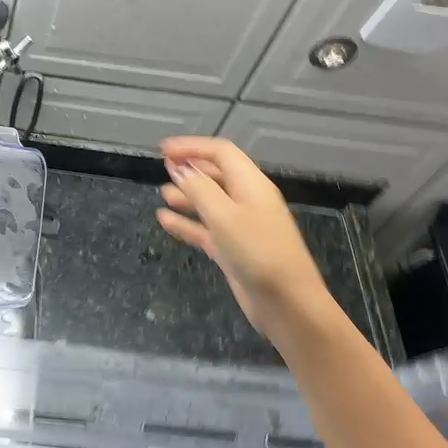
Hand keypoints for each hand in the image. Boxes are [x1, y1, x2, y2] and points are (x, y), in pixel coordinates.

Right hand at [155, 136, 330, 338]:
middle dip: (191, 168)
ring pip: (210, 202)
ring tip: (163, 193)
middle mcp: (247, 200)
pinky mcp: (232, 249)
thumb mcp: (225, 216)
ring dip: (187, 195)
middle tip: (162, 167)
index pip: (222, 153)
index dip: (193, 147)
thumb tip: (180, 168)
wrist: (285, 301)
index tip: (164, 149)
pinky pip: (205, 228)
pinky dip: (186, 222)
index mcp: (251, 185)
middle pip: (217, 174)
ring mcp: (240, 226)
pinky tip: (165, 220)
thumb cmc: (258, 252)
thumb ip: (200, 189)